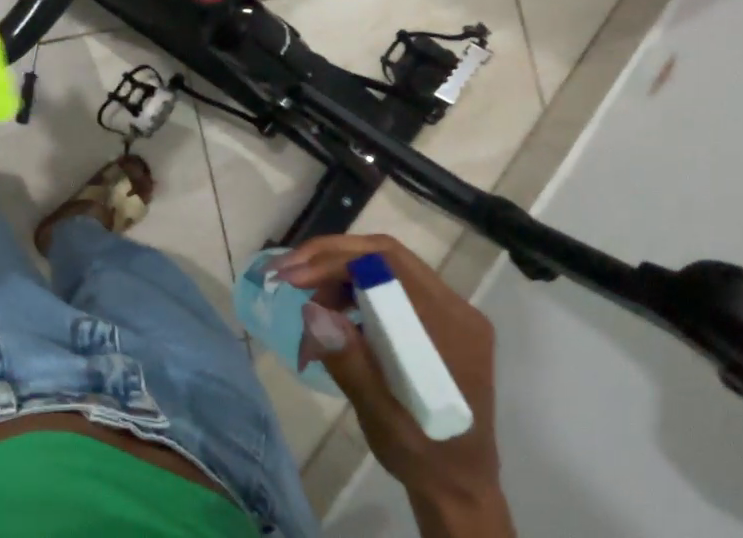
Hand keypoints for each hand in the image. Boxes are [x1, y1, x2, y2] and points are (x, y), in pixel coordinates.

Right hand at [277, 235, 512, 534]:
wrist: (457, 484)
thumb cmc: (422, 453)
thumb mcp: (382, 416)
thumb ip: (351, 362)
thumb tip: (313, 312)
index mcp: (450, 326)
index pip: (389, 264)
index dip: (333, 260)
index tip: (289, 276)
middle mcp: (455, 309)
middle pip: (385, 257)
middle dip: (327, 259)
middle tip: (284, 275)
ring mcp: (447, 314)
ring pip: (383, 269)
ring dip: (336, 277)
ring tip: (308, 307)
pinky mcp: (435, 323)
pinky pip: (388, 289)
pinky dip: (351, 292)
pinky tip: (332, 316)